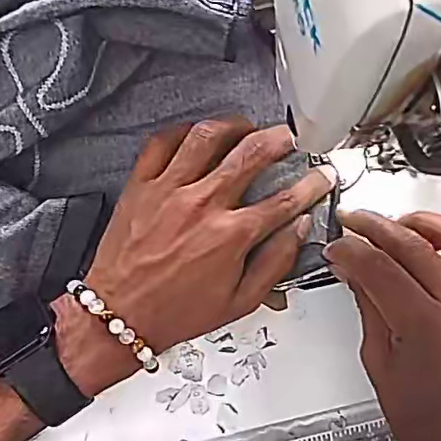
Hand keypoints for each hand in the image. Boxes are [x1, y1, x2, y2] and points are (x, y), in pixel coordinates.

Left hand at [56, 118, 335, 395]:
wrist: (121, 315)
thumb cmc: (174, 312)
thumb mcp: (240, 302)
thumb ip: (276, 262)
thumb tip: (298, 231)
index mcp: (230, 236)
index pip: (284, 199)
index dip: (311, 184)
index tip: (319, 177)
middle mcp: (201, 206)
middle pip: (251, 153)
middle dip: (278, 140)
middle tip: (285, 140)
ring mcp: (169, 191)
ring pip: (207, 136)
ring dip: (233, 126)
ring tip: (245, 128)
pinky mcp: (141, 186)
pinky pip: (162, 143)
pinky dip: (182, 131)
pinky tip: (195, 134)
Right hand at [322, 210, 440, 440]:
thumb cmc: (423, 417)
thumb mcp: (377, 360)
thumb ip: (368, 305)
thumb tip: (352, 268)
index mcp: (425, 327)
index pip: (380, 267)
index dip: (352, 249)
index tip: (338, 245)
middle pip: (416, 244)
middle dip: (377, 227)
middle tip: (355, 222)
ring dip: (425, 223)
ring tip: (398, 223)